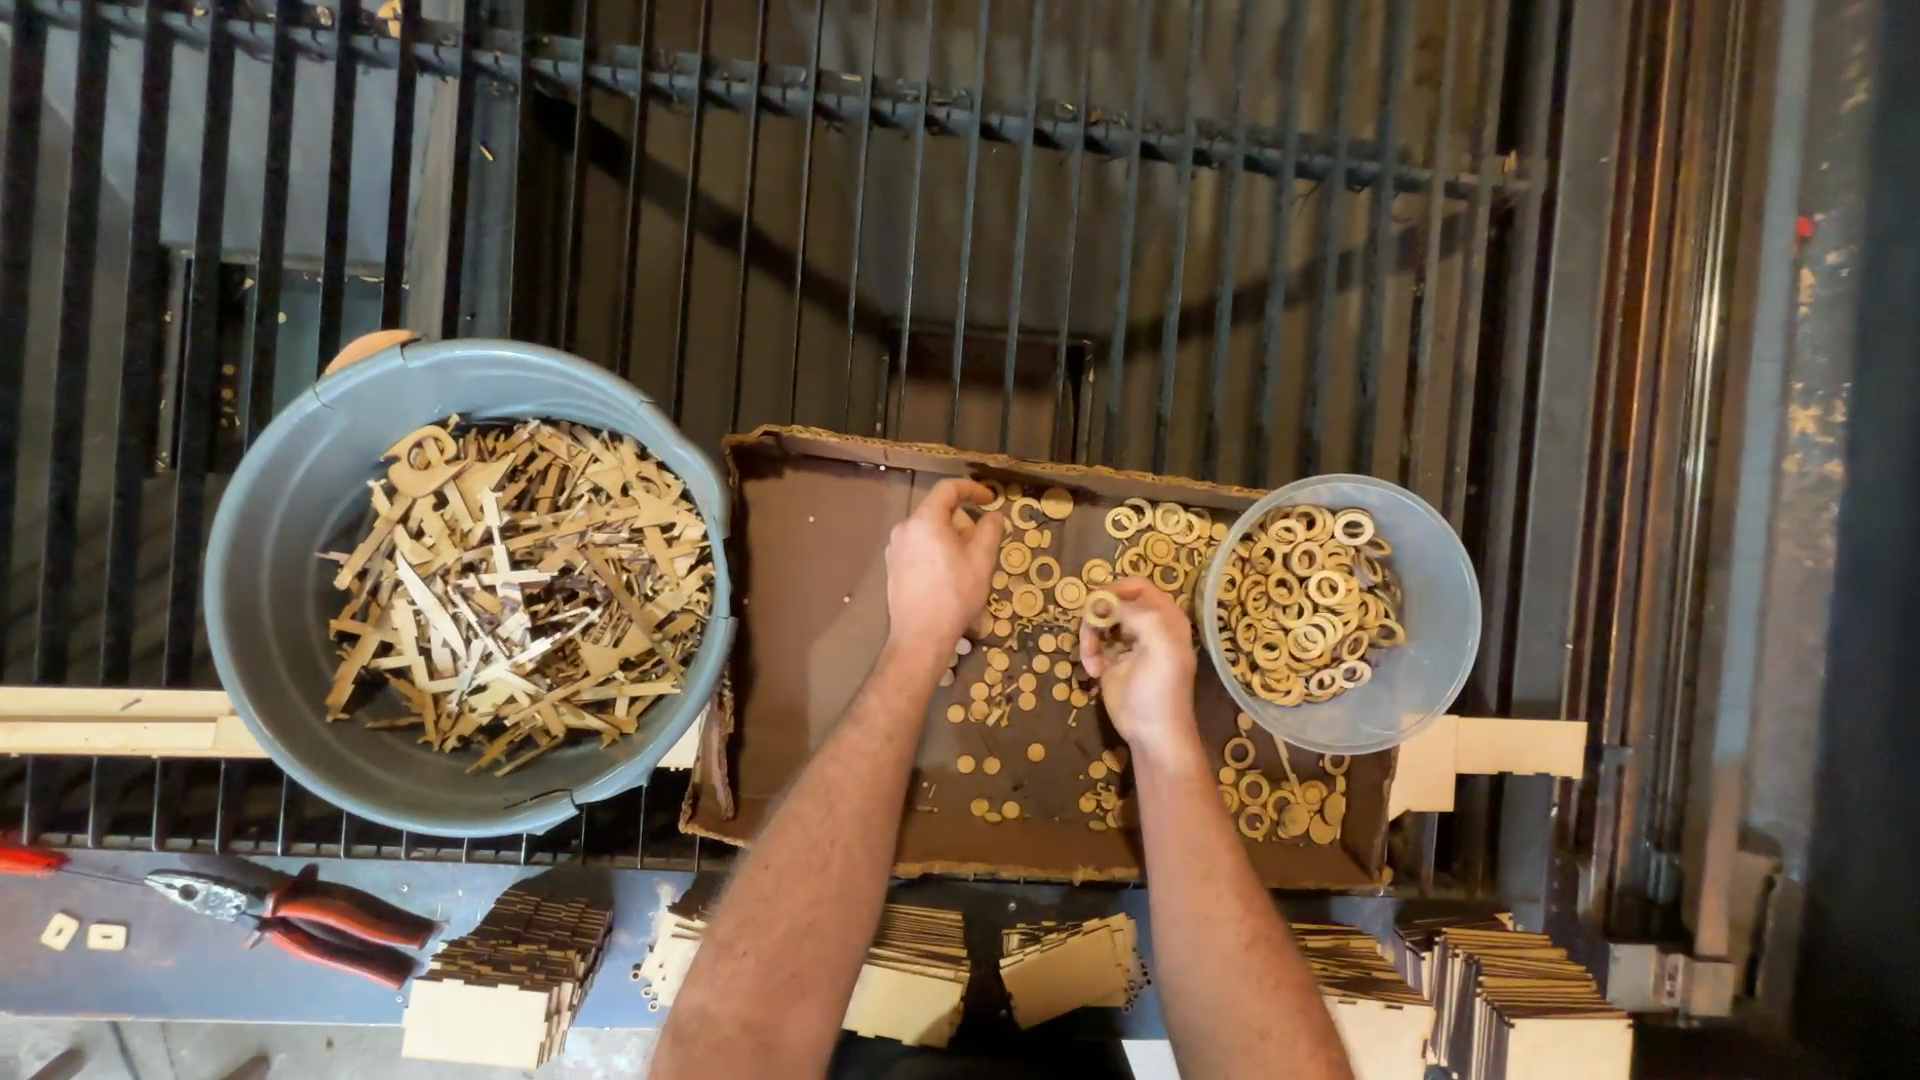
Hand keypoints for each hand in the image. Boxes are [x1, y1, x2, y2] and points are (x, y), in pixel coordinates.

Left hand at [885, 478, 1004, 658]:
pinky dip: (936, 552)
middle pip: (939, 512)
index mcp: (924, 520)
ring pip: (930, 531)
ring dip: (951, 539)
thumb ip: (990, 531)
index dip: (972, 489)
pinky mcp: (892, 566)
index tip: (990, 500)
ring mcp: (895, 548)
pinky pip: (919, 547)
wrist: (921, 636)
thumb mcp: (981, 561)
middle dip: (964, 524)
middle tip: (981, 547)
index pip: (948, 489)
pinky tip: (947, 577)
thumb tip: (994, 515)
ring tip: (966, 567)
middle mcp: (904, 528)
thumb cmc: (954, 595)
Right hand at [1080, 579, 1200, 766]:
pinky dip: (1088, 653)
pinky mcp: (1112, 660)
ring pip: (1099, 621)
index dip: (1115, 590)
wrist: (1151, 732)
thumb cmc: (1160, 689)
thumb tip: (1105, 602)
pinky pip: (1093, 643)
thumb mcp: (1159, 646)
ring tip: (1091, 659)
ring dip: (1089, 636)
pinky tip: (1093, 671)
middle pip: (1113, 602)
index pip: (1137, 587)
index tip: (1096, 604)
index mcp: (1165, 617)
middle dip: (1097, 615)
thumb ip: (1138, 615)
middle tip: (1090, 632)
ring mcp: (1128, 643)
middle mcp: (1147, 625)